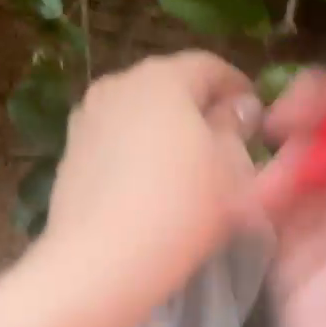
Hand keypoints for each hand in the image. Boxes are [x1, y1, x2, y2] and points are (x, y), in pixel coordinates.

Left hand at [32, 51, 260, 326]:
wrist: (100, 260)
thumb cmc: (180, 207)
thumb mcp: (232, 168)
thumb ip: (236, 128)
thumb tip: (236, 108)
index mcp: (161, 77)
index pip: (210, 66)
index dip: (238, 88)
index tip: (257, 119)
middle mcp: (117, 84)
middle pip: (169, 85)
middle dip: (199, 107)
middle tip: (226, 144)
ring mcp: (86, 117)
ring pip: (138, 111)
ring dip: (164, 128)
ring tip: (187, 168)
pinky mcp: (68, 150)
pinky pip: (113, 138)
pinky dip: (134, 150)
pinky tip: (148, 185)